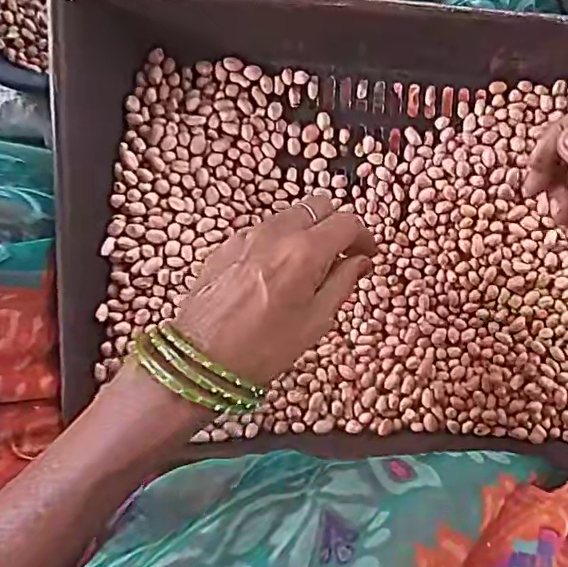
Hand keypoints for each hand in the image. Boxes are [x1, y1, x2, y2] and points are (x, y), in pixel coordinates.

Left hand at [173, 194, 375, 384]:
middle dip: (335, 226)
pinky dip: (278, 244)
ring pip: (288, 217)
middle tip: (341, 256)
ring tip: (307, 270)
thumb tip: (358, 261)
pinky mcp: (225, 246)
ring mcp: (246, 236)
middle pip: (318, 206)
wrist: (201, 360)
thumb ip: (342, 283)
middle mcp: (275, 233)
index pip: (346, 222)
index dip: (363, 237)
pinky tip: (276, 275)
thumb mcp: (315, 321)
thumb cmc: (262, 349)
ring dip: (306, 233)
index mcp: (304, 252)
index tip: (366, 254)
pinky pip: (262, 233)